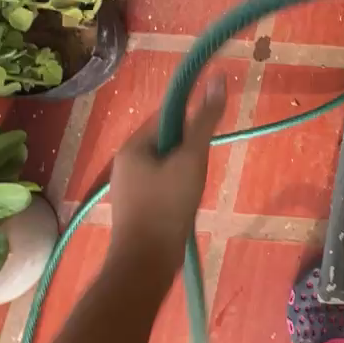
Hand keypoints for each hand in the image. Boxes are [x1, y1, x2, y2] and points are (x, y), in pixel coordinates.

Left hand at [104, 74, 227, 268]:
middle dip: (191, 148)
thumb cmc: (168, 206)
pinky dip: (179, 185)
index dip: (192, 120)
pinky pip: (163, 181)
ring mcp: (129, 186)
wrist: (146, 265)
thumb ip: (205, 119)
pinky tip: (187, 200)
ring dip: (187, 168)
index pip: (168, 115)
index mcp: (133, 146)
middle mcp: (125, 162)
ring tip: (196, 185)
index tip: (209, 136)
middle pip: (168, 138)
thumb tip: (218, 77)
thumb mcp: (192, 157)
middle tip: (202, 165)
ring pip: (168, 161)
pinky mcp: (137, 206)